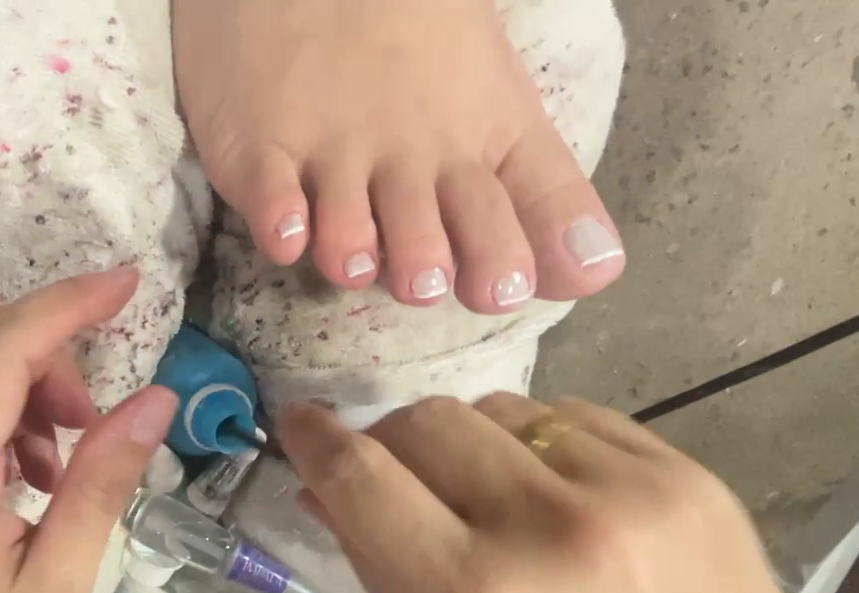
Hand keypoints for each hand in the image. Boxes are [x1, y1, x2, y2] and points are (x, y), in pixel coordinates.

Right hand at [173, 0, 625, 310]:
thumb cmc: (403, 44)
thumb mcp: (486, 97)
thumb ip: (527, 188)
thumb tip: (593, 272)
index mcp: (482, 133)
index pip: (534, 191)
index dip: (551, 238)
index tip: (568, 279)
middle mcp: (416, 152)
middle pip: (447, 213)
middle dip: (455, 255)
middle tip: (436, 283)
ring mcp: (337, 151)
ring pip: (352, 216)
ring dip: (356, 246)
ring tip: (356, 267)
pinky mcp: (265, 154)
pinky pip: (273, 193)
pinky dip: (279, 218)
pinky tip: (286, 236)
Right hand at [278, 394, 858, 592]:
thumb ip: (378, 568)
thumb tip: (322, 490)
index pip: (361, 480)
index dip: (313, 439)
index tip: (294, 422)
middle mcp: (544, 532)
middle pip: (422, 421)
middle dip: (384, 439)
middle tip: (388, 472)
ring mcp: (626, 492)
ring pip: (492, 408)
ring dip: (457, 440)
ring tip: (475, 488)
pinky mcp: (685, 472)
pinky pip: (563, 416)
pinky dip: (527, 442)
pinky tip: (544, 489)